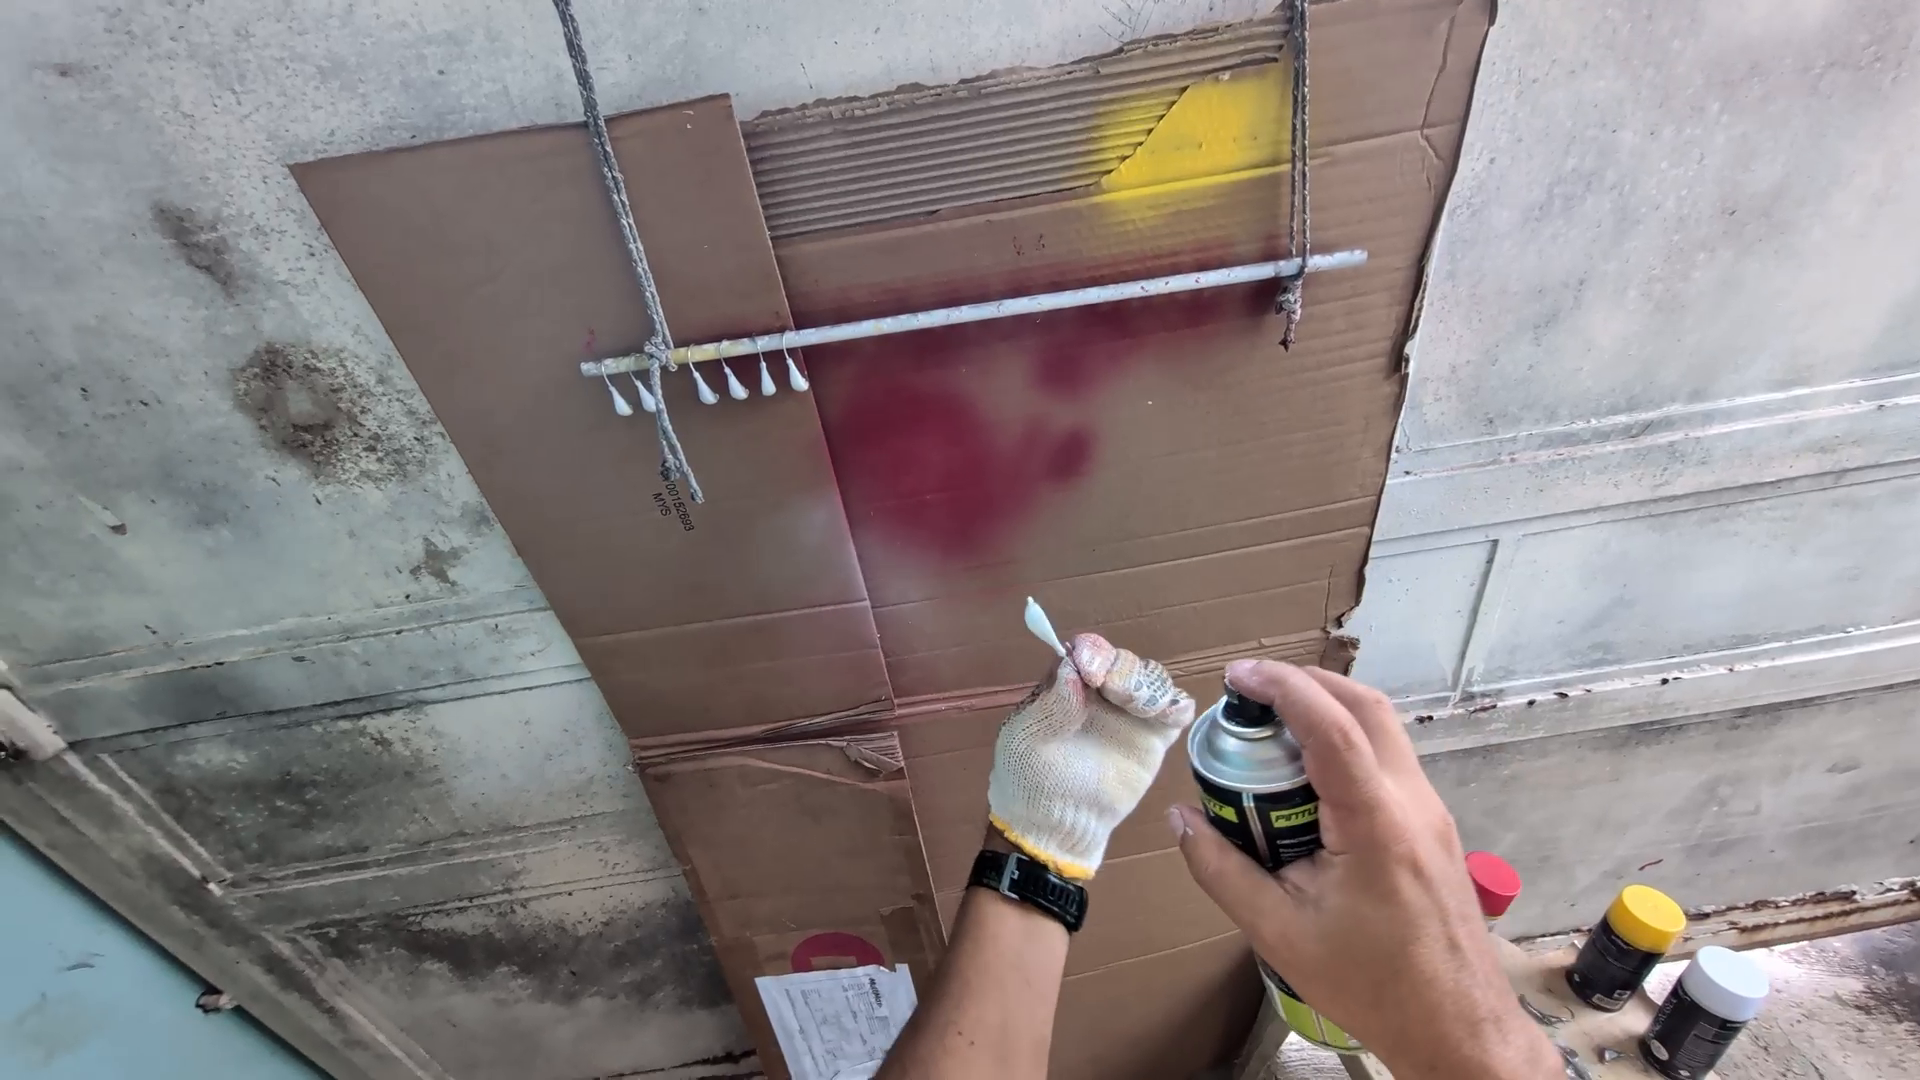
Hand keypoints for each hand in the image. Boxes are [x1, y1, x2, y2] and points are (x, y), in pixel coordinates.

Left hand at [988, 633, 1194, 880]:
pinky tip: (1168, 716)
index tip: (1091, 672)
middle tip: (1115, 692)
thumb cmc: (1030, 778)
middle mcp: (1101, 692)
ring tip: (1139, 709)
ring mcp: (1129, 714)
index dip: (1094, 653)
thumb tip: (1070, 666)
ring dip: (1149, 685)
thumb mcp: (1026, 738)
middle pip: (1124, 660)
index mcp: (1067, 683)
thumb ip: (1051, 704)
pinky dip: (1177, 704)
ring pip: (1152, 678)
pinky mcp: (1153, 739)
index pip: (1088, 650)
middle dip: (1124, 669)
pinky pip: (1176, 710)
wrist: (1056, 825)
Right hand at [1167, 660, 1560, 1079]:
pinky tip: (1304, 766)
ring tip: (1270, 719)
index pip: (1331, 728)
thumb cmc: (1371, 985)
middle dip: (1304, 680)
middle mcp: (1411, 802)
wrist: (1462, 1032)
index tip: (1235, 677)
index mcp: (1376, 825)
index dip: (1281, 688)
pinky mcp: (1430, 822)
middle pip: (1366, 706)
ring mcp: (1429, 809)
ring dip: (1325, 703)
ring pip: (1381, 724)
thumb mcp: (1277, 932)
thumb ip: (1220, 868)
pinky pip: (1385, 753)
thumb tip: (1180, 817)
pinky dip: (1342, 733)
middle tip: (1249, 689)